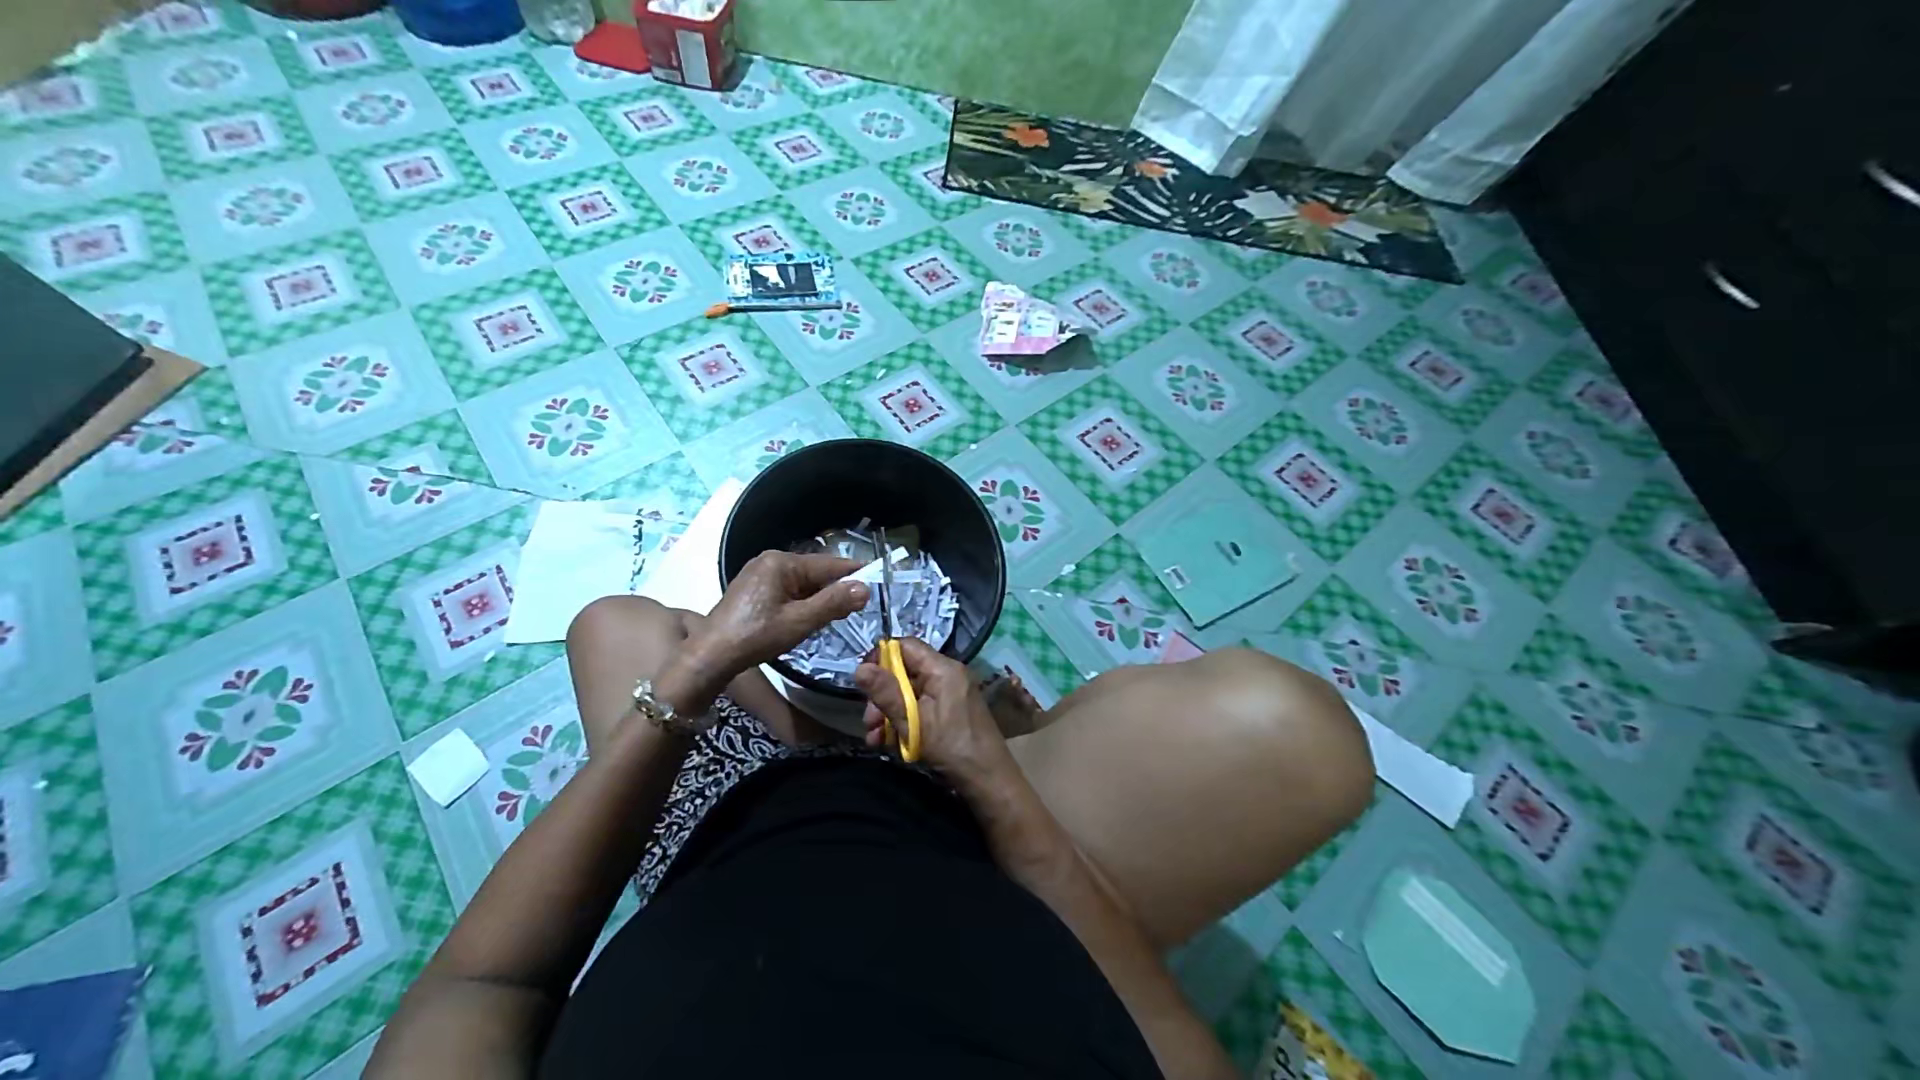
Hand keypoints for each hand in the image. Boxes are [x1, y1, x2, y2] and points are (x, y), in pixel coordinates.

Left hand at [696, 551, 868, 674]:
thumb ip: (833, 603)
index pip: (829, 564)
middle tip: (859, 608)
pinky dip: (803, 602)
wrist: (711, 656)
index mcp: (781, 562)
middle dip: (836, 589)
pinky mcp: (754, 590)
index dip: (855, 574)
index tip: (878, 582)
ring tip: (838, 616)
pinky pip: (789, 590)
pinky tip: (809, 618)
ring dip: (820, 598)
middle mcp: (770, 561)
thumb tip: (865, 588)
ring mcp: (760, 574)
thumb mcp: (800, 621)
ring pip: (803, 583)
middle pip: (816, 572)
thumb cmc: (756, 636)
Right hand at [854, 637, 1011, 784]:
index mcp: (942, 668)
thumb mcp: (912, 720)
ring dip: (889, 714)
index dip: (881, 658)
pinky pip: (922, 708)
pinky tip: (890, 743)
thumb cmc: (951, 746)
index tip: (864, 681)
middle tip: (869, 721)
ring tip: (875, 738)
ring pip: (910, 694)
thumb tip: (859, 668)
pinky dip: (905, 722)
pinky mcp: (951, 712)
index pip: (906, 646)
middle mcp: (948, 675)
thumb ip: (885, 693)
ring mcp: (951, 694)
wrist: (987, 779)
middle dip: (882, 696)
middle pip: (905, 672)